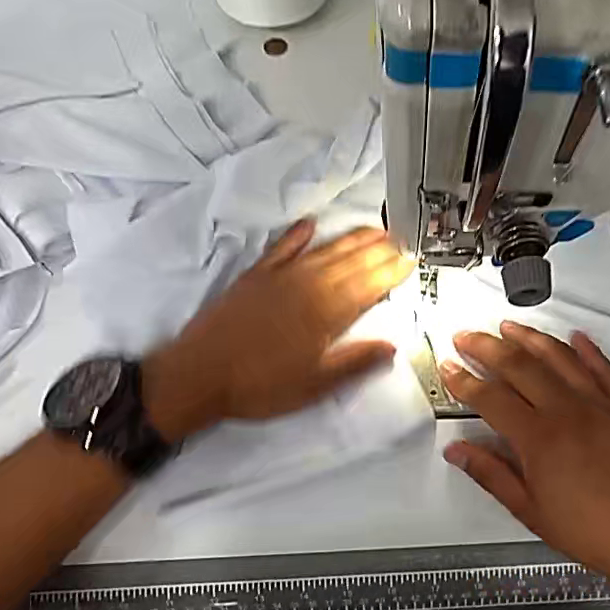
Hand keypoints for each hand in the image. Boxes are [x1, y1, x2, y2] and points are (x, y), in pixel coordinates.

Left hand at [143, 220, 413, 440]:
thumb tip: (390, 347)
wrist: (199, 374)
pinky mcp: (255, 276)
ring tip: (373, 230)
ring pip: (324, 249)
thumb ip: (355, 361)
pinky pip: (282, 247)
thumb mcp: (315, 384)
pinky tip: (309, 224)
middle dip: (380, 249)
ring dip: (351, 238)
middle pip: (352, 260)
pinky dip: (297, 235)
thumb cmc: (258, 384)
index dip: (392, 271)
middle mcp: (307, 286)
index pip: (369, 284)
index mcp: (326, 312)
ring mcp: (280, 276)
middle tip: (400, 242)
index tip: (409, 262)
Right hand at [439, 322, 609, 609]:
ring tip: (509, 327)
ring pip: (558, 358)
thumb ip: (491, 474)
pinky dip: (587, 349)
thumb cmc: (595, 530)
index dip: (464, 381)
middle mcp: (567, 411)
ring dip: (529, 338)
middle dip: (487, 347)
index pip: (491, 397)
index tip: (448, 369)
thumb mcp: (530, 509)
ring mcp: (597, 405)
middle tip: (467, 337)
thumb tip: (459, 453)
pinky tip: (576, 338)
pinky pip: (602, 369)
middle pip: (519, 365)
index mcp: (539, 438)